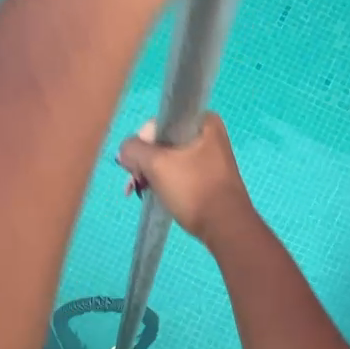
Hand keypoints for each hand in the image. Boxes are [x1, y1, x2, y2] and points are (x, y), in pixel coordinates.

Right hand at [117, 114, 258, 248]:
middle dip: (144, 162)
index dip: (143, 143)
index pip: (159, 123)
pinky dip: (164, 182)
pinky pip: (179, 173)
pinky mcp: (208, 178)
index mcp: (203, 121)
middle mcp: (209, 135)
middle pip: (162, 142)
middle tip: (135, 183)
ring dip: (151, 174)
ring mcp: (210, 158)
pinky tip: (154, 195)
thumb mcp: (156, 165)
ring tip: (140, 192)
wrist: (225, 227)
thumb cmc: (193, 190)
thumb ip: (133, 150)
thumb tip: (124, 151)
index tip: (138, 165)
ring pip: (169, 160)